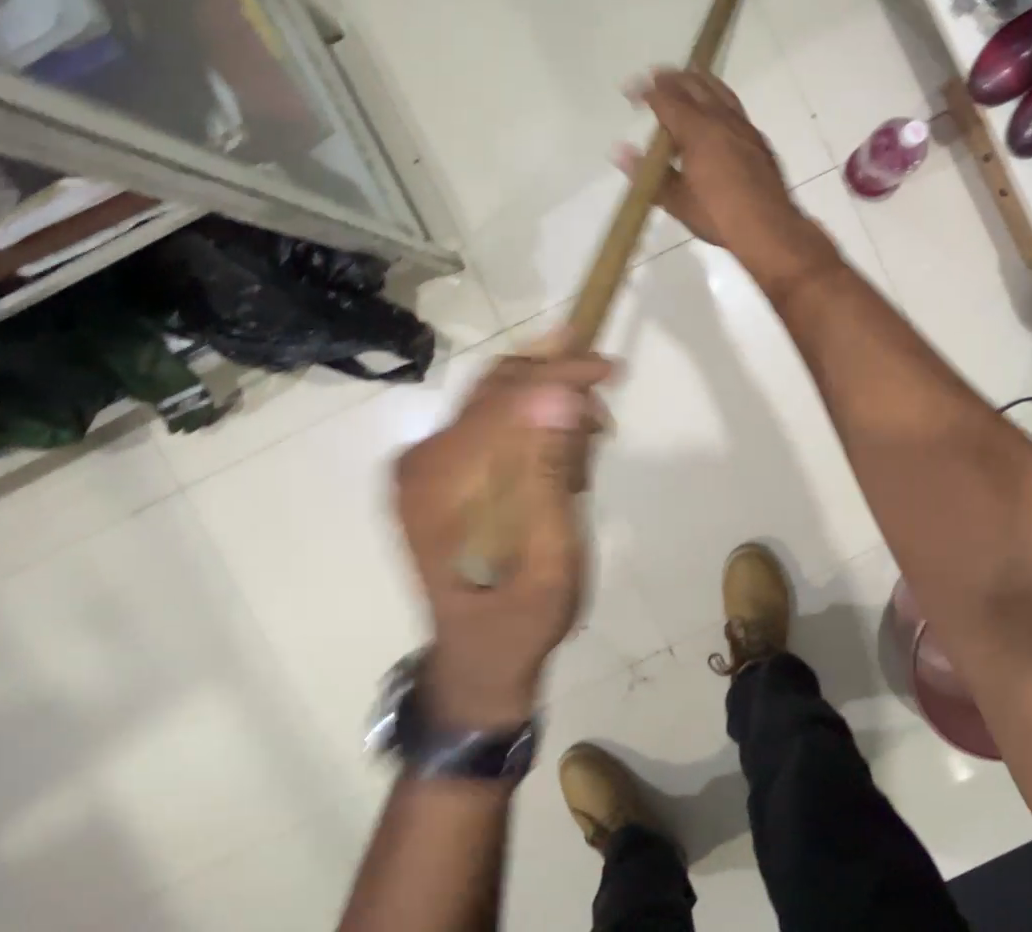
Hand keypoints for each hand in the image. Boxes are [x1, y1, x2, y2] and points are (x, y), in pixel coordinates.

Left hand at [393, 336, 614, 729]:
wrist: (480, 662)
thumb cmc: (522, 619)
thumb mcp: (551, 555)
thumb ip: (549, 472)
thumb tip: (558, 393)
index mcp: (442, 483)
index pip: (505, 397)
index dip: (560, 372)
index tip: (611, 369)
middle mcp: (420, 463)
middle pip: (495, 389)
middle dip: (556, 389)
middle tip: (602, 424)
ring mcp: (421, 468)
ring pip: (495, 405)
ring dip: (546, 416)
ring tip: (580, 467)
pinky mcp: (433, 477)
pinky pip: (487, 429)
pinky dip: (528, 436)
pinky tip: (552, 472)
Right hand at [615, 69, 832, 285]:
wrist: (769, 228)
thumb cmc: (718, 216)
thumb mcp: (676, 200)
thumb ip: (647, 173)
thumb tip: (619, 151)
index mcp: (697, 130)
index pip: (665, 99)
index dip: (645, 91)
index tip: (629, 92)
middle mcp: (720, 119)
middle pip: (693, 84)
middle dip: (671, 78)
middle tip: (654, 78)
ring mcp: (742, 126)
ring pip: (718, 90)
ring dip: (697, 80)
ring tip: (685, 78)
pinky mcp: (757, 139)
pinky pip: (733, 106)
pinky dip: (718, 97)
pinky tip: (715, 111)